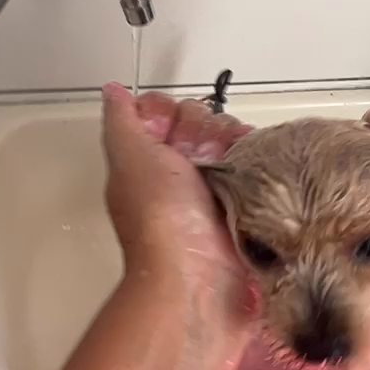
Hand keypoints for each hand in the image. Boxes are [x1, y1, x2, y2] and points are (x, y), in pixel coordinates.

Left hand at [100, 84, 256, 325]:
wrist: (197, 279)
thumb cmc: (160, 216)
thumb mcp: (129, 157)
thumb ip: (122, 119)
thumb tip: (113, 90)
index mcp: (146, 159)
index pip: (166, 111)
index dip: (171, 113)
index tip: (171, 132)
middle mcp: (178, 172)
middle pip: (201, 121)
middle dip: (206, 129)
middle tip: (203, 157)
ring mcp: (213, 187)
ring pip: (230, 138)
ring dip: (233, 142)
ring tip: (230, 164)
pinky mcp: (246, 201)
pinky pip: (255, 161)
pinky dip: (256, 157)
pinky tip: (254, 165)